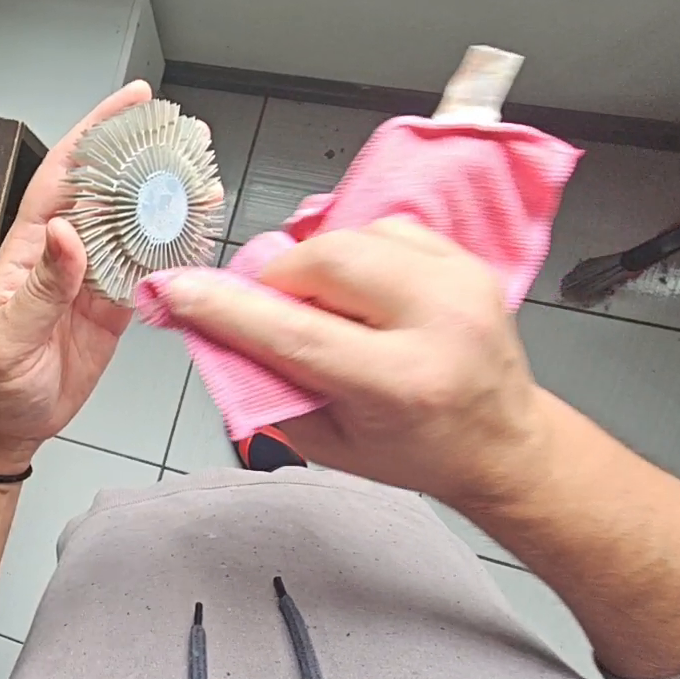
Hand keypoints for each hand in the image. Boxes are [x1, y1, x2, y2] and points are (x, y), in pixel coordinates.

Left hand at [0, 80, 155, 470]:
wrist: (10, 422)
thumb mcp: (7, 335)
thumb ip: (40, 287)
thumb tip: (66, 235)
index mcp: (30, 251)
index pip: (63, 179)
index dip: (95, 137)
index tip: (127, 105)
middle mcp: (64, 258)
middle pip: (107, 194)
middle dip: (142, 159)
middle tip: (181, 135)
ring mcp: (91, 281)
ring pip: (133, 228)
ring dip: (164, 201)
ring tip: (200, 176)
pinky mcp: (112, 309)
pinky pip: (146, 271)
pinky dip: (171, 251)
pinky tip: (193, 232)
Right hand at [158, 218, 557, 510]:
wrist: (500, 442)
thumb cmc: (410, 450)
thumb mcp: (324, 440)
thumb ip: (267, 386)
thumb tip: (217, 333)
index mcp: (399, 382)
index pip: (294, 332)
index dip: (227, 308)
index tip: (179, 291)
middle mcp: (439, 321)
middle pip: (327, 261)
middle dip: (280, 280)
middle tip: (272, 310)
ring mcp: (461, 282)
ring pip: (352, 236)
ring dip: (315, 267)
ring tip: (322, 306)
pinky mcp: (467, 260)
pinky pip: (384, 228)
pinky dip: (352, 252)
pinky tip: (357, 290)